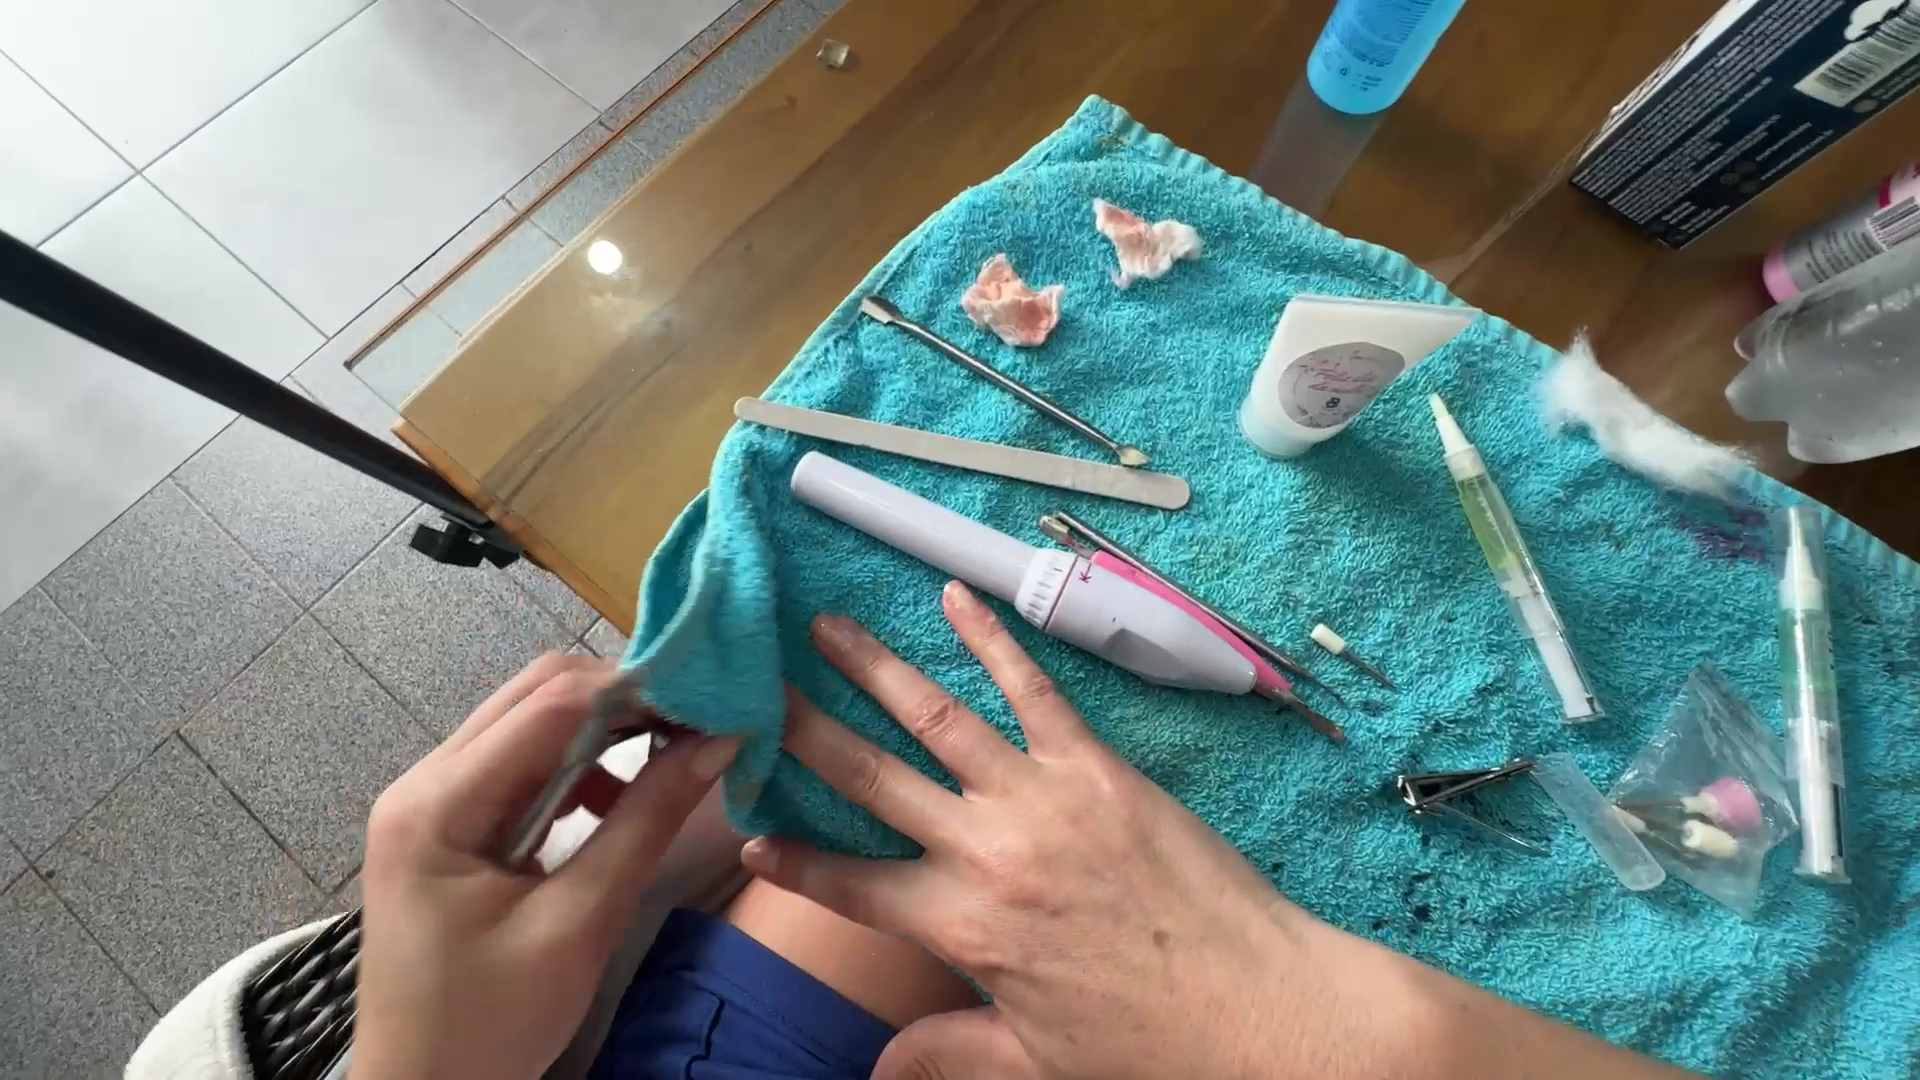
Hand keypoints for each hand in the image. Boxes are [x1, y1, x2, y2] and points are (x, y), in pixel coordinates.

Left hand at [352, 654, 740, 1079]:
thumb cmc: (491, 1024)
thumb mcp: (582, 921)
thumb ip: (648, 819)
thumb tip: (720, 739)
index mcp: (439, 805)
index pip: (551, 705)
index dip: (635, 689)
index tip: (708, 699)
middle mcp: (429, 779)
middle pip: (541, 691)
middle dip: (625, 694)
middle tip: (694, 718)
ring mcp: (441, 793)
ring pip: (540, 712)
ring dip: (611, 720)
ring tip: (672, 743)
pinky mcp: (462, 813)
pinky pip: (535, 751)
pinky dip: (589, 753)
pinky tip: (619, 790)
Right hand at [741, 583, 1431, 1079]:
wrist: (1264, 1014)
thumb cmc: (1150, 1045)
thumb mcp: (1035, 1063)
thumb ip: (946, 1058)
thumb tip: (872, 1073)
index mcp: (963, 928)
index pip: (852, 887)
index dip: (795, 860)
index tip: (745, 826)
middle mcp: (985, 851)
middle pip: (873, 780)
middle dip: (807, 731)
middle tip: (760, 689)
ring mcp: (1038, 798)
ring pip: (936, 720)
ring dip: (875, 669)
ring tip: (828, 630)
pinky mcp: (1093, 765)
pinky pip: (1031, 691)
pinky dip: (992, 642)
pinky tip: (957, 601)